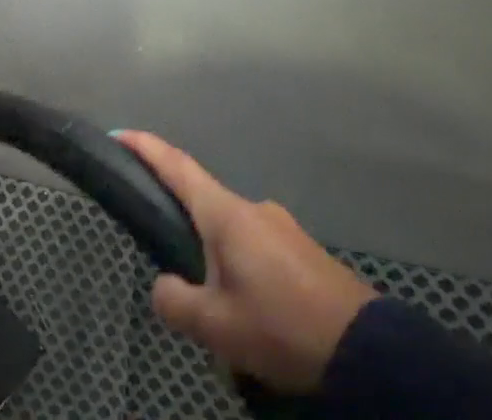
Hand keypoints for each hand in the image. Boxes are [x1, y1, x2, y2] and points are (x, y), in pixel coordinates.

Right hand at [115, 130, 376, 393]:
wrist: (373, 356)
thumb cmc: (282, 327)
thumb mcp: (214, 324)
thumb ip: (174, 299)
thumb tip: (165, 285)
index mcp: (227, 215)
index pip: (177, 167)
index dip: (145, 148)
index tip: (118, 134)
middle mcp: (255, 211)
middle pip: (203, 204)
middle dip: (182, 229)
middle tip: (168, 264)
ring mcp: (285, 230)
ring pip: (232, 235)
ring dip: (216, 260)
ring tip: (214, 309)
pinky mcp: (306, 255)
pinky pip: (258, 253)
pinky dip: (242, 273)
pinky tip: (249, 315)